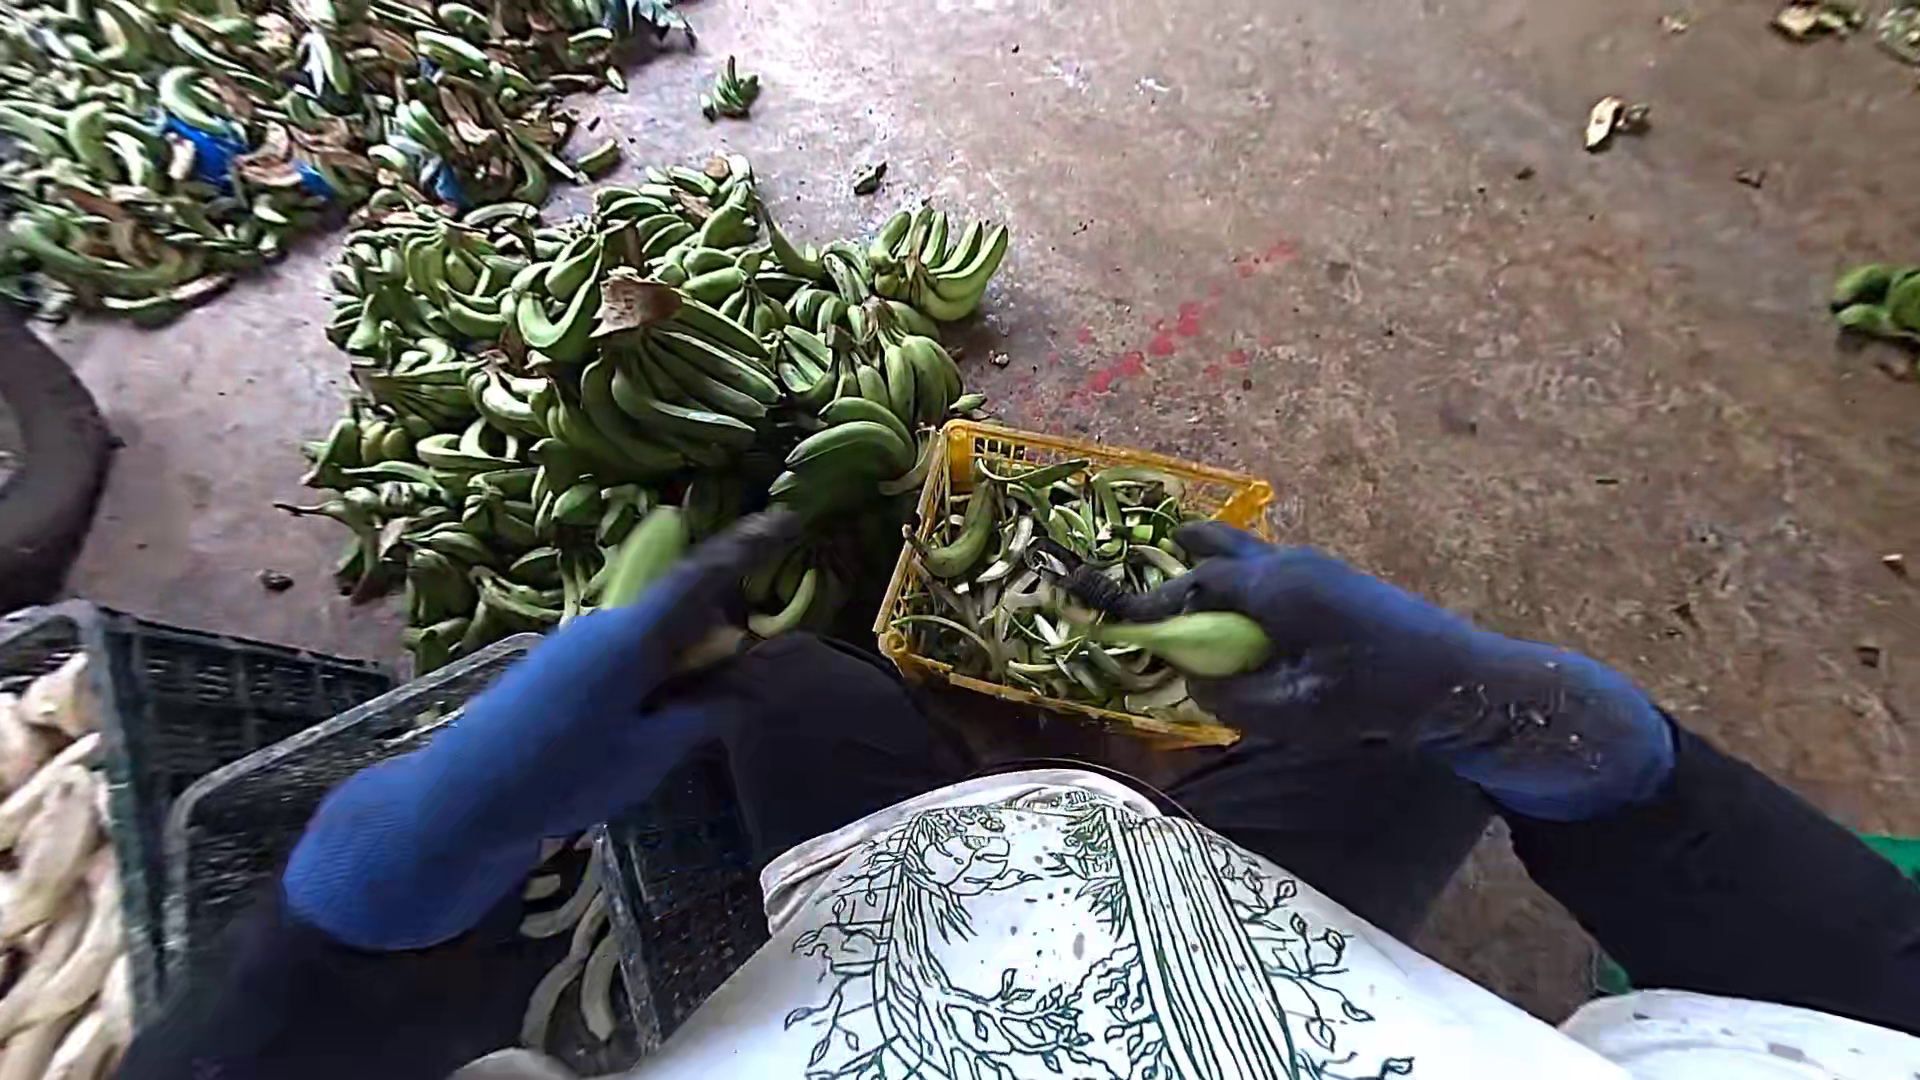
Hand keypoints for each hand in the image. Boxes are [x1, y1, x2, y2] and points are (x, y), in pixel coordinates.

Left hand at [284, 511, 797, 949]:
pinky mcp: (562, 661)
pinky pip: (629, 649)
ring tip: (678, 714)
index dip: (749, 545)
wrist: (453, 805)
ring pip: (656, 633)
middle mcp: (607, 625)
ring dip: (683, 658)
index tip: (787, 519)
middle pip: (684, 607)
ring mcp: (579, 641)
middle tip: (734, 675)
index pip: (703, 576)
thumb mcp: (649, 753)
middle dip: (717, 630)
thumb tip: (742, 688)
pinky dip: (655, 669)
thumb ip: (704, 712)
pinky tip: (644, 716)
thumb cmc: (559, 777)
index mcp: (632, 637)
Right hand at [1130, 523, 1673, 821]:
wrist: (1466, 681)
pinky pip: (1271, 564)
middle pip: (1224, 547)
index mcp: (1277, 588)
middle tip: (1167, 545)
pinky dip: (1245, 570)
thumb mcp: (1295, 710)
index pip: (1199, 583)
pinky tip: (1246, 593)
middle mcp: (1290, 564)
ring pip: (1250, 551)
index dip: (1160, 600)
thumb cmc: (1376, 696)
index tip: (1133, 617)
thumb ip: (1232, 697)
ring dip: (1219, 557)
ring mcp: (1316, 565)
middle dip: (1190, 547)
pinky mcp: (1333, 576)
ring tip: (1194, 552)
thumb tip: (1193, 682)